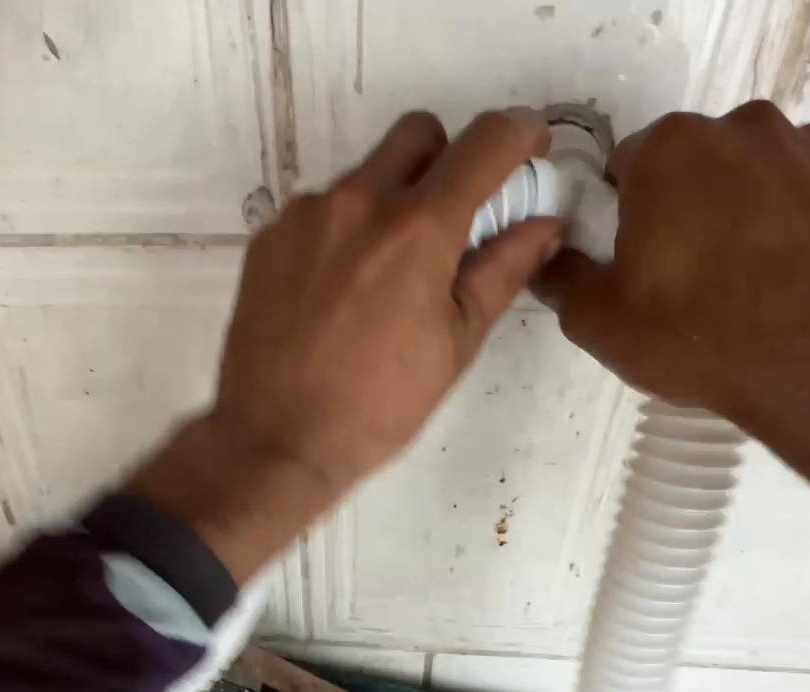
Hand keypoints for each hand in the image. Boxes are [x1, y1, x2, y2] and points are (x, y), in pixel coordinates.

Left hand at [130, 109, 562, 578]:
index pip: (486, 141)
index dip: (520, 134)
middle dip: (447, 164)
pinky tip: (336, 294)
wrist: (277, 439)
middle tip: (450, 224)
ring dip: (389, 204)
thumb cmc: (377, 406)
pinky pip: (320, 211)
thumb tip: (541, 224)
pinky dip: (342, 233)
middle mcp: (357, 201)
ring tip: (383, 280)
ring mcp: (305, 215)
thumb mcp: (455, 345)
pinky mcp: (268, 238)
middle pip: (419, 136)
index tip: (528, 151)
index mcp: (417, 228)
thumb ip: (501, 272)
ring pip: (364, 176)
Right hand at [537, 100, 809, 523]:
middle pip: (688, 167)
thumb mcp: (596, 321)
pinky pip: (799, 198)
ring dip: (732, 215)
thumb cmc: (696, 332)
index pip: (621, 169)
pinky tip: (781, 282)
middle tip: (677, 279)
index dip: (615, 219)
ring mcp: (809, 150)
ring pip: (746, 179)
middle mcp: (742, 127)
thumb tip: (550, 259)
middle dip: (677, 210)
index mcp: (669, 148)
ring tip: (736, 285)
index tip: (626, 263)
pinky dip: (784, 228)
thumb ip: (560, 278)